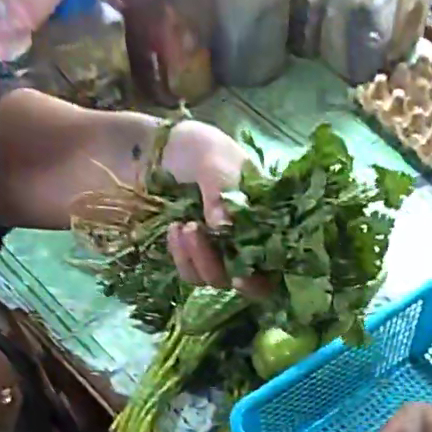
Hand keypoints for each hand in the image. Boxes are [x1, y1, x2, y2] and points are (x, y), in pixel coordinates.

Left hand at [159, 121, 270, 295]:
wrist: (156, 151)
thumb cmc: (197, 150)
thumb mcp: (214, 158)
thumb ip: (221, 189)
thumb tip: (224, 226)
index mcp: (266, 220)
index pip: (274, 264)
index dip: (261, 279)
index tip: (240, 276)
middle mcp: (249, 244)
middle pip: (244, 282)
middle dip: (217, 265)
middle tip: (194, 229)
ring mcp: (222, 254)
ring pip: (216, 280)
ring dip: (197, 259)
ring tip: (181, 225)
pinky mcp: (195, 259)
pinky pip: (192, 274)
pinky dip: (181, 258)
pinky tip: (174, 230)